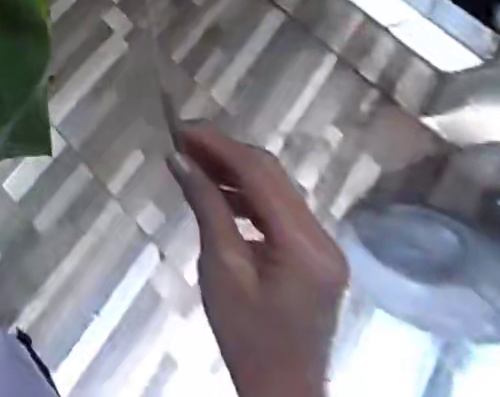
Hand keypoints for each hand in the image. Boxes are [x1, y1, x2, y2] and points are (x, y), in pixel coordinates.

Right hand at [168, 125, 349, 396]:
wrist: (283, 386)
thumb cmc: (247, 332)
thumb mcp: (220, 266)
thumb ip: (206, 206)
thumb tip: (178, 157)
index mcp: (305, 245)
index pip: (260, 175)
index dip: (218, 145)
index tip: (179, 128)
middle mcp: (322, 239)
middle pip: (272, 175)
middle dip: (224, 151)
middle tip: (178, 139)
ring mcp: (320, 247)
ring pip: (274, 187)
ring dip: (231, 169)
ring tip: (188, 160)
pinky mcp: (310, 255)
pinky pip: (275, 208)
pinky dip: (242, 191)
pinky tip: (212, 192)